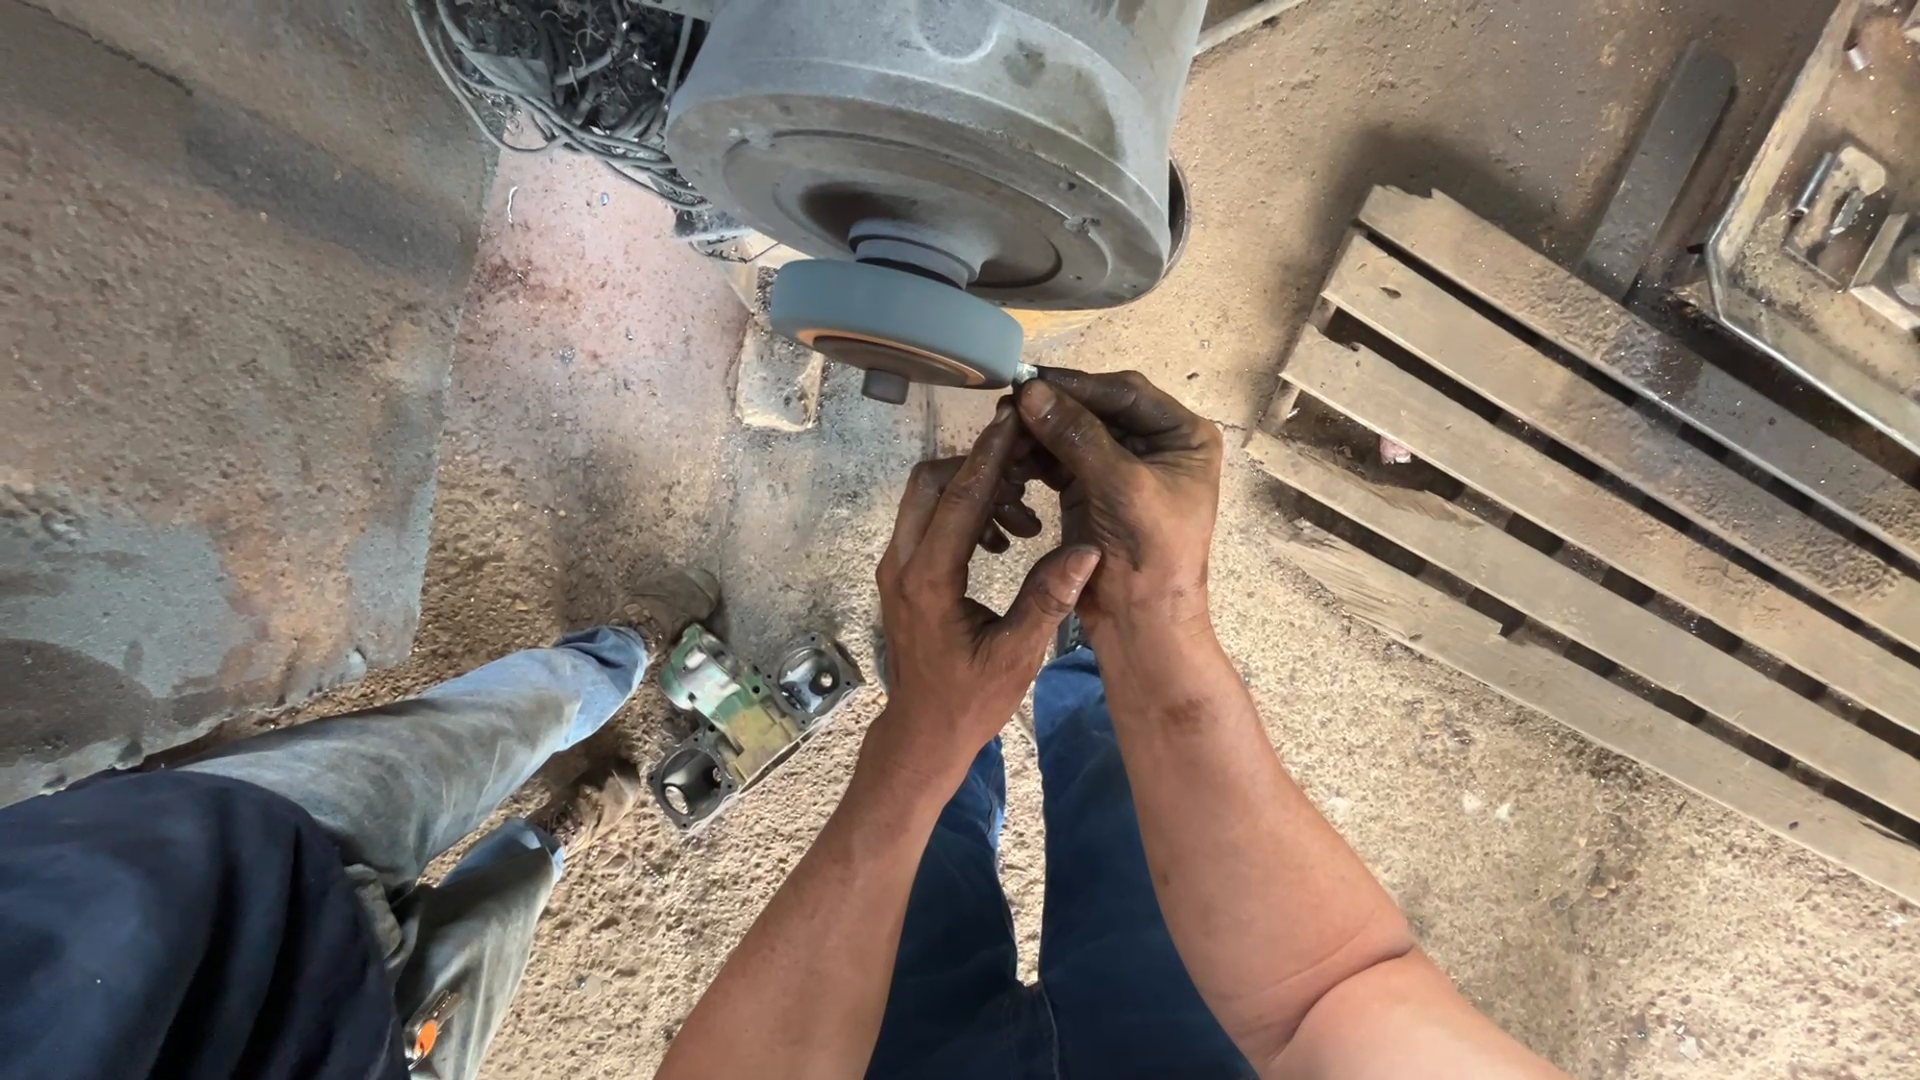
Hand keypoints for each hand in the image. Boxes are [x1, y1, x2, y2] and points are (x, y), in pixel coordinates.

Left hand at [870, 404, 1101, 781]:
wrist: (922, 731)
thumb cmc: (969, 701)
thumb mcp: (1016, 656)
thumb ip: (1047, 599)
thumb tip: (1087, 550)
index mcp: (927, 581)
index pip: (957, 499)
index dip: (990, 457)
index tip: (1017, 421)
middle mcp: (901, 564)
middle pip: (930, 483)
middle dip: (980, 467)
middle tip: (1030, 473)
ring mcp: (896, 567)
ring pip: (927, 498)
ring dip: (975, 492)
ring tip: (1025, 520)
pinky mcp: (902, 573)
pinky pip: (928, 521)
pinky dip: (965, 514)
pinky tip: (1003, 539)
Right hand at [1012, 369, 1223, 637]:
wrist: (1140, 620)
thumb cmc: (1150, 552)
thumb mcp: (1120, 486)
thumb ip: (1078, 436)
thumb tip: (1031, 392)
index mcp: (1181, 436)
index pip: (1125, 394)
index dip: (1079, 385)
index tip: (1032, 380)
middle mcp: (1152, 445)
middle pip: (1095, 411)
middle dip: (1053, 410)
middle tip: (1009, 405)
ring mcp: (1117, 468)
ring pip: (1071, 435)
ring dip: (1039, 434)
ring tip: (1004, 431)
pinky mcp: (1088, 490)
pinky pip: (1058, 462)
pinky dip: (1034, 459)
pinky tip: (1011, 458)